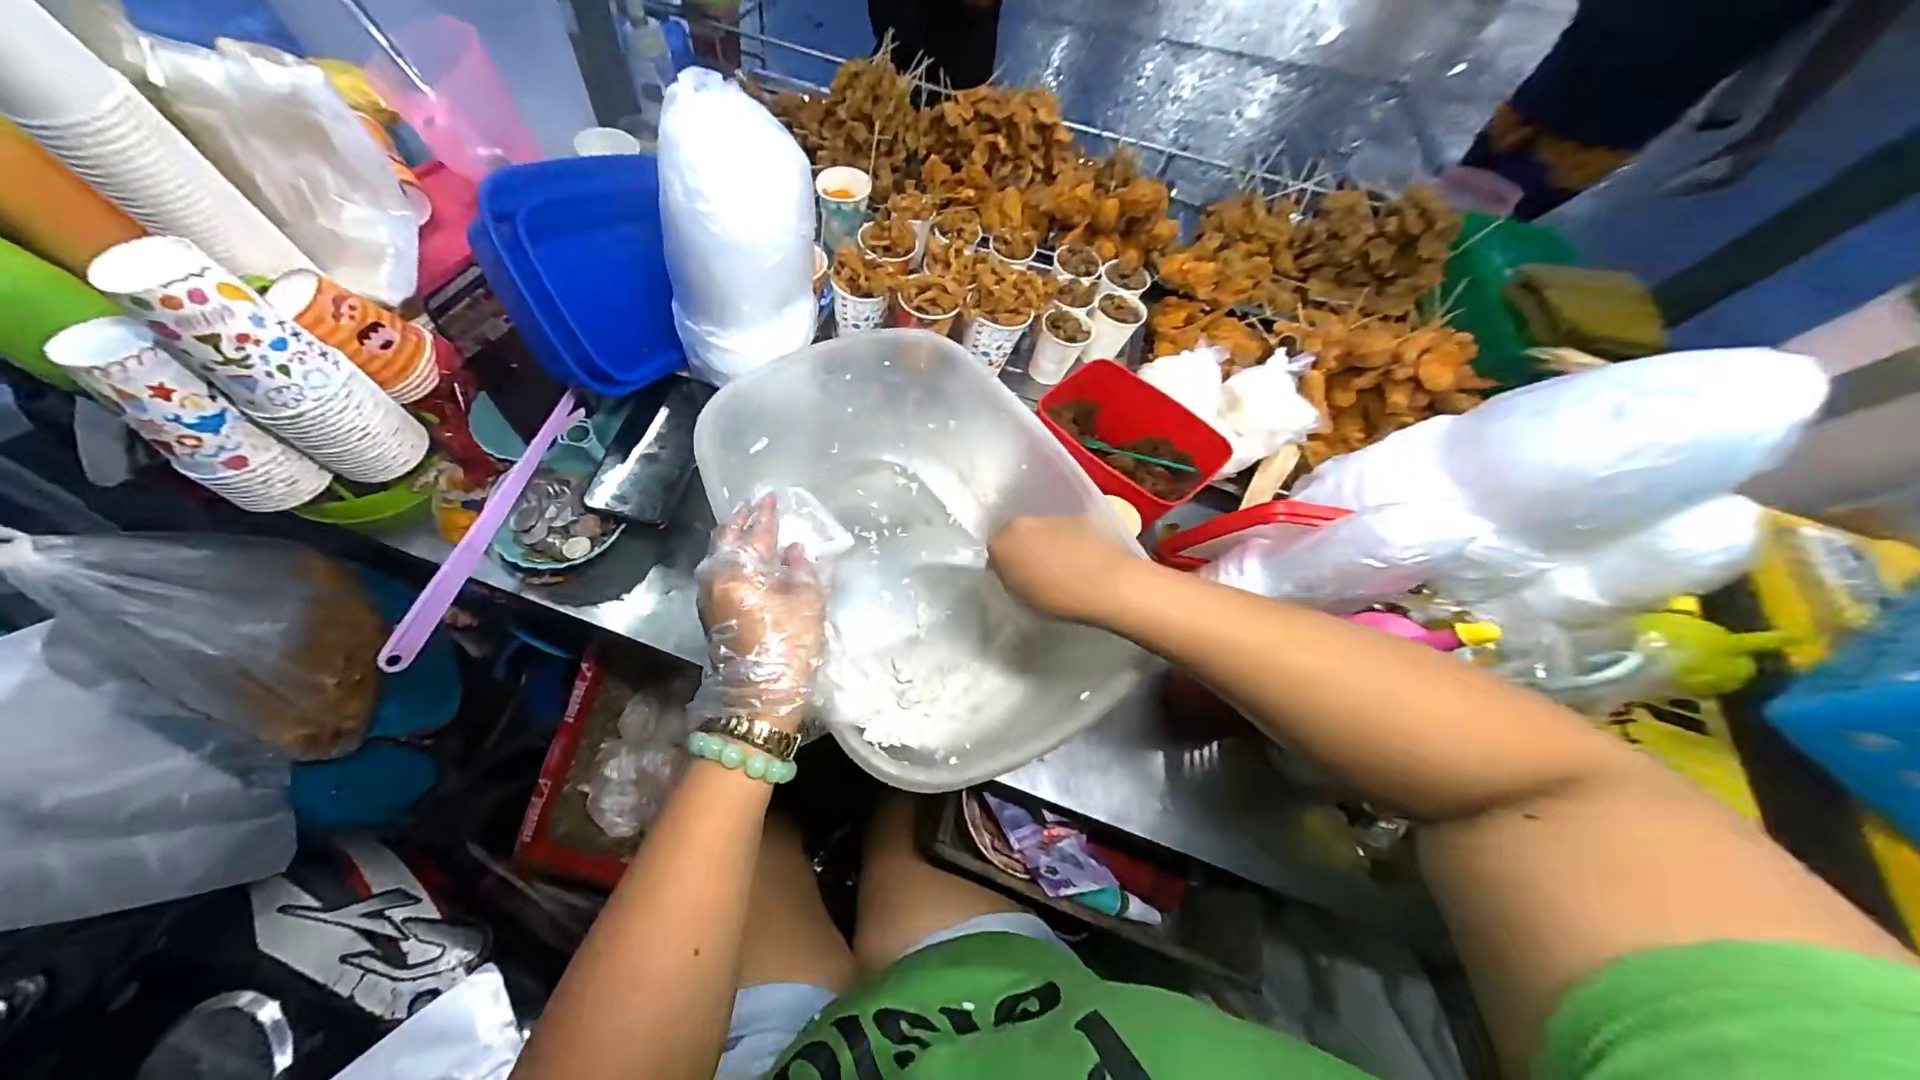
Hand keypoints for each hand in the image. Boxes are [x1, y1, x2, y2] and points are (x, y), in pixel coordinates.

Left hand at [693, 494, 825, 731]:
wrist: (759, 697)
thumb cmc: (788, 646)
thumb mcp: (808, 603)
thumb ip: (802, 569)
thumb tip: (794, 549)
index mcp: (739, 569)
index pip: (755, 532)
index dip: (766, 513)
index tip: (771, 496)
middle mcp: (715, 576)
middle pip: (726, 537)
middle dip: (743, 520)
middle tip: (758, 506)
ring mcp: (707, 594)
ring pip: (718, 553)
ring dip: (735, 537)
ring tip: (752, 526)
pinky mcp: (709, 611)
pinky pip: (718, 570)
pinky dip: (731, 556)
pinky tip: (746, 556)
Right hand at [988, 515, 1138, 623]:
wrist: (1109, 583)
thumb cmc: (1059, 598)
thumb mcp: (1022, 596)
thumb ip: (1011, 577)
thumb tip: (1014, 569)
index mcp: (1001, 543)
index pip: (994, 550)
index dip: (1005, 565)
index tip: (1017, 579)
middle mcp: (1022, 522)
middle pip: (1016, 534)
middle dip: (1023, 548)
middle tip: (1037, 571)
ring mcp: (1051, 516)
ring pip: (1041, 530)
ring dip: (1046, 543)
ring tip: (1064, 567)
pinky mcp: (1078, 516)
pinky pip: (1064, 530)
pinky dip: (1068, 540)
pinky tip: (1081, 560)